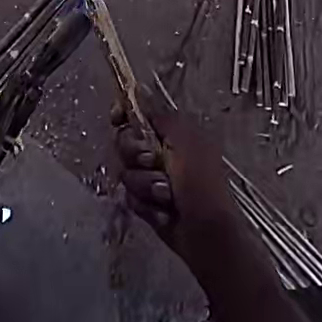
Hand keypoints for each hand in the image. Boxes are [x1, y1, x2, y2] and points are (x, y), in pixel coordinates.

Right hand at [112, 94, 248, 274]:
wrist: (205, 231)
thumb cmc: (200, 180)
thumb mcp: (183, 139)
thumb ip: (159, 116)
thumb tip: (139, 90)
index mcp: (172, 132)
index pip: (139, 115)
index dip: (124, 114)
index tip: (116, 118)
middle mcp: (160, 151)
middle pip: (125, 142)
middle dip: (134, 153)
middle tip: (151, 161)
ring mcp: (152, 178)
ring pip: (126, 172)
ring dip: (145, 184)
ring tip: (166, 195)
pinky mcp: (147, 203)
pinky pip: (131, 197)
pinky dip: (147, 205)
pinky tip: (163, 211)